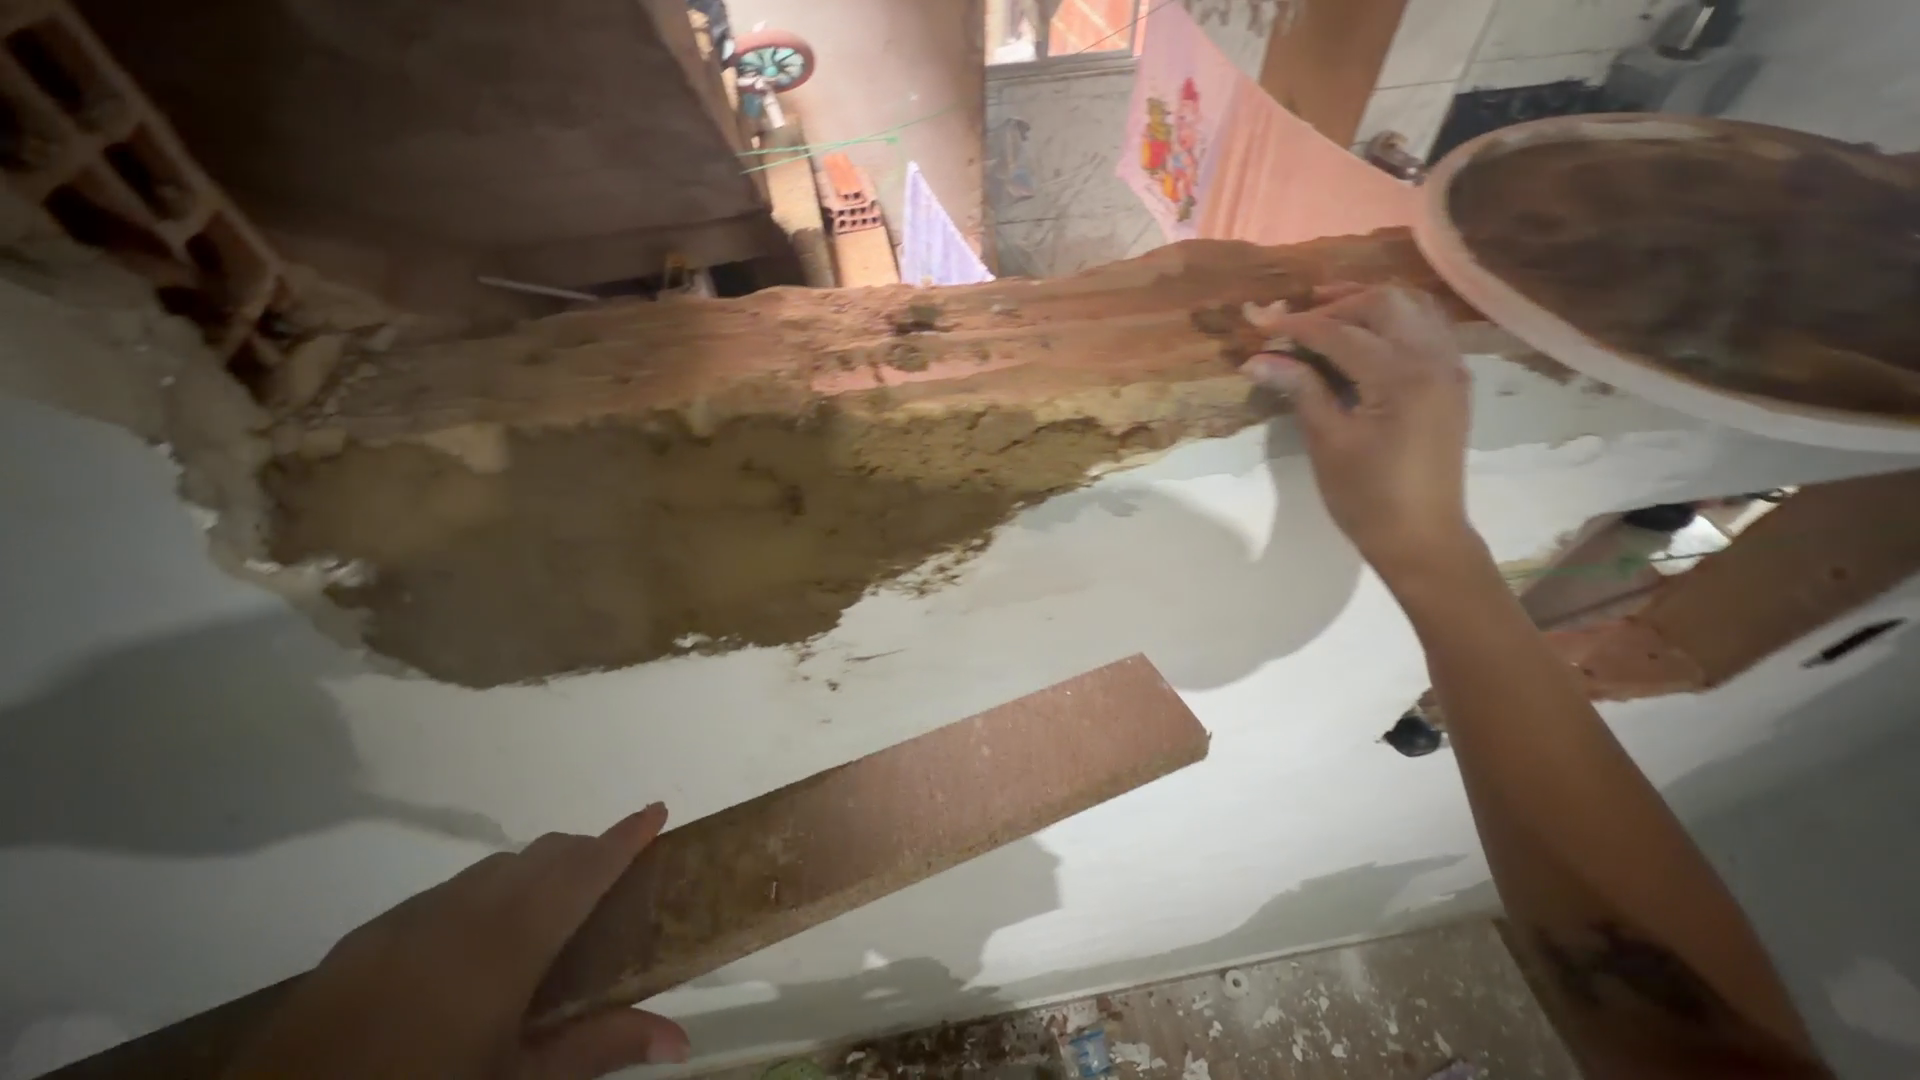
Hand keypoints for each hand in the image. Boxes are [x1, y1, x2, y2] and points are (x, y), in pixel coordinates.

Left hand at [224, 804, 688, 1079]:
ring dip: (535, 874)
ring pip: (493, 869)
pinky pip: (446, 893)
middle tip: (615, 880)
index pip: (584, 868)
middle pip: (543, 854)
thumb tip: (680, 1039)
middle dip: (586, 852)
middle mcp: (463, 911)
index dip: (626, 835)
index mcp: (509, 942)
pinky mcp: (365, 938)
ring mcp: (409, 919)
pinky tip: (473, 950)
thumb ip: (599, 1047)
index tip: (658, 809)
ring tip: (550, 918)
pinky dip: (484, 896)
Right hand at [1242, 284, 1481, 584]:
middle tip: (1294, 319)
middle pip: (1385, 303)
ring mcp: (1451, 368)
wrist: (1422, 536)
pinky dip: (1394, 320)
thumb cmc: (1367, 497)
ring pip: (1413, 307)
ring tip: (1327, 314)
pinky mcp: (1453, 380)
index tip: (1260, 322)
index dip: (1298, 325)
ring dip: (1368, 305)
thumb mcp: (1328, 442)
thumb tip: (1256, 359)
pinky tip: (1364, 335)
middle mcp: (1435, 360)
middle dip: (1336, 304)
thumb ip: (1300, 390)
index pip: (1343, 334)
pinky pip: (1428, 328)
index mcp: (1403, 378)